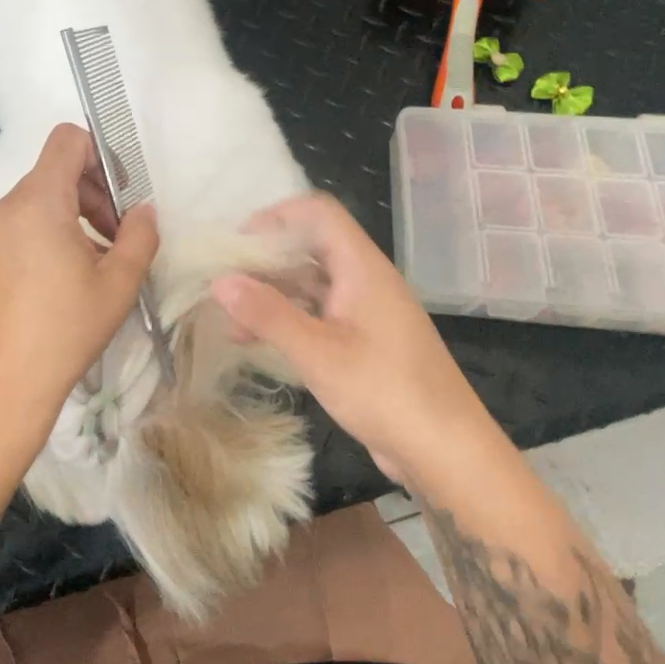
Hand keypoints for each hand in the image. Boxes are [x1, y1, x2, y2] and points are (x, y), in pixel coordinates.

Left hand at [0, 125, 159, 427]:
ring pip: (40, 201)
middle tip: (119, 237)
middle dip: (94, 194)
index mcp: (38, 202)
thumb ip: (139, 235)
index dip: (101, 155)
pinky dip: (50, 235)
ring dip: (76, 216)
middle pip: (55, 171)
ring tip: (99, 261)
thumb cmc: (67, 327)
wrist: (9, 381)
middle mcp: (7, 208)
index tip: (122, 195)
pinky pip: (23, 227)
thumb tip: (144, 212)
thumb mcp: (119, 281)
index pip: (67, 140)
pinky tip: (69, 278)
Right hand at [209, 193, 482, 480]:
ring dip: (271, 296)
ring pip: (311, 286)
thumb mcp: (318, 353)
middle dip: (265, 261)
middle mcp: (364, 281)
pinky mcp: (364, 343)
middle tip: (221, 284)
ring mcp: (365, 313)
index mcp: (362, 269)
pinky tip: (255, 342)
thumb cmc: (384, 391)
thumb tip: (220, 281)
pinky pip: (318, 316)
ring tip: (228, 318)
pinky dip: (287, 321)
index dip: (276, 217)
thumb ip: (268, 314)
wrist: (445, 449)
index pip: (319, 214)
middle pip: (310, 249)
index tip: (235, 244)